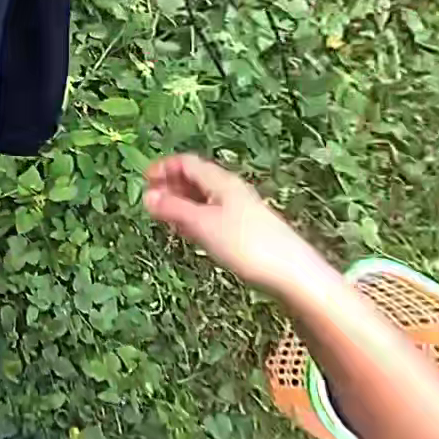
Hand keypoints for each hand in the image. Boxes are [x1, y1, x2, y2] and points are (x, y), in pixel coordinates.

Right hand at [143, 154, 335, 299]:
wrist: (295, 276)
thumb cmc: (245, 244)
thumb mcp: (202, 224)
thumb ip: (172, 209)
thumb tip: (146, 196)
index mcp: (220, 182)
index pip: (186, 163)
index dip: (163, 168)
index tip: (144, 181)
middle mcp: (230, 190)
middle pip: (195, 178)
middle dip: (170, 185)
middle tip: (150, 200)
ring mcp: (240, 209)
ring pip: (203, 196)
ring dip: (180, 201)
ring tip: (164, 216)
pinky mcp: (245, 228)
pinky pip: (212, 212)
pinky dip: (194, 215)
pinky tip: (189, 231)